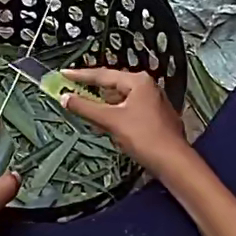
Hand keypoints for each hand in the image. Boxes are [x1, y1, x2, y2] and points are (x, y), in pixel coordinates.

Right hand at [59, 68, 192, 173]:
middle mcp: (147, 87)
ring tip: (87, 111)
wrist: (172, 161)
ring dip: (103, 107)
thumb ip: (85, 108)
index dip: (80, 75)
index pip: (102, 75)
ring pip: (120, 100)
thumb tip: (64, 97)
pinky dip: (114, 115)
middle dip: (92, 92)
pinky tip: (106, 125)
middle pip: (112, 86)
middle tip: (72, 92)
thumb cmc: (142, 136)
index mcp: (137, 81)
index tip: (63, 73)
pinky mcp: (154, 117)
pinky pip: (128, 110)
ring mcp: (152, 102)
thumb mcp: (110, 120)